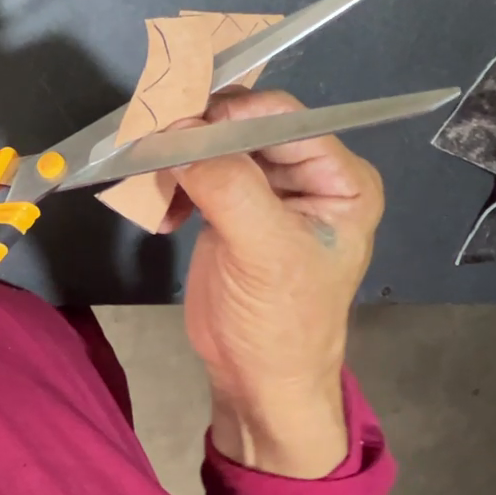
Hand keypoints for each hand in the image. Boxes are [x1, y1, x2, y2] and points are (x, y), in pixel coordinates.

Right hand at [165, 89, 383, 478]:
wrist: (257, 380)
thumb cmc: (281, 321)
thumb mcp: (264, 251)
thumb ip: (229, 186)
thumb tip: (178, 135)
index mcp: (340, 179)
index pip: (283, 119)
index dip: (232, 114)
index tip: (179, 125)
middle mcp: (307, 175)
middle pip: (245, 127)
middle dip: (198, 136)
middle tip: (154, 146)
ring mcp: (266, 191)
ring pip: (215, 148)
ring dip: (180, 161)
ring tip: (155, 185)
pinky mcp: (230, 208)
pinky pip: (197, 175)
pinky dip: (173, 185)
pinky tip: (163, 215)